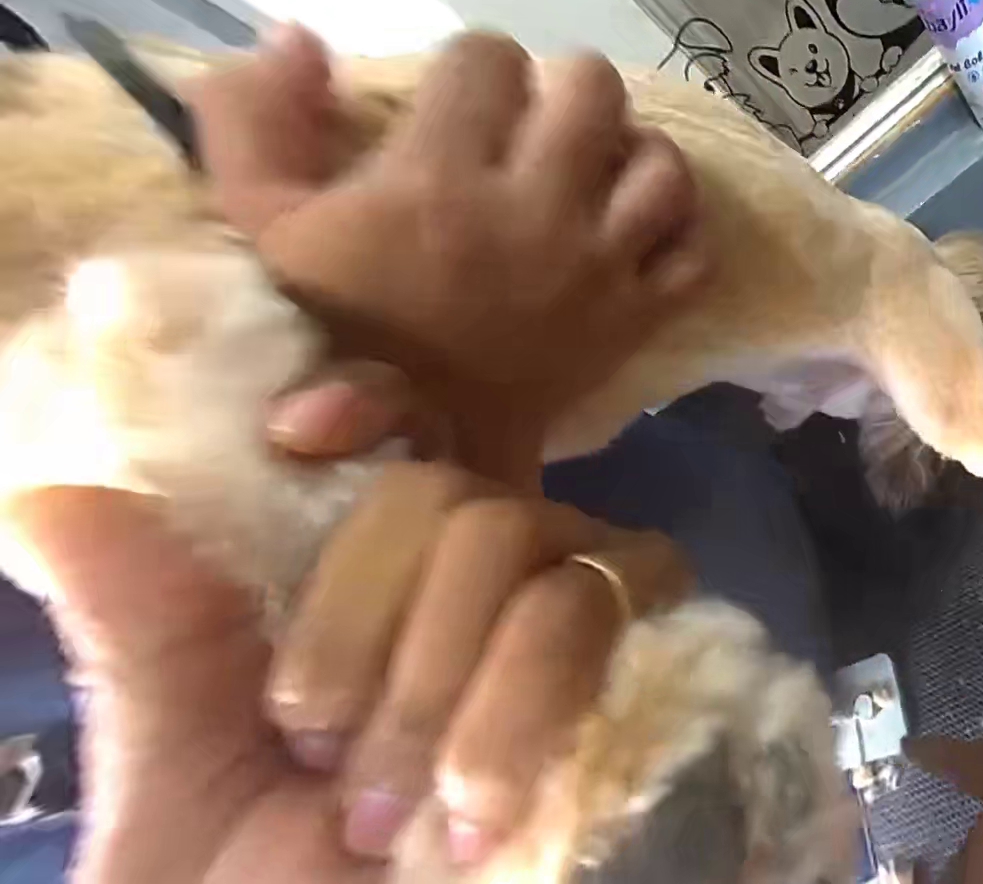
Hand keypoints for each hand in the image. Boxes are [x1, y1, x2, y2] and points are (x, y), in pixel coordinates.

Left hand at [2, 464, 688, 883]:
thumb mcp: (191, 794)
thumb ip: (161, 645)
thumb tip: (57, 495)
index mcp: (412, 580)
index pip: (399, 470)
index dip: (368, 428)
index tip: (306, 457)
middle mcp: (517, 561)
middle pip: (466, 501)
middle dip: (384, 640)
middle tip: (350, 776)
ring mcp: (598, 582)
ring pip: (528, 540)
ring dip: (450, 687)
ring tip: (428, 813)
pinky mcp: (663, 621)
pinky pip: (605, 594)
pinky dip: (531, 696)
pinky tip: (498, 798)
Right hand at [188, 27, 708, 481]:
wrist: (422, 430)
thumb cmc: (342, 327)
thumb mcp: (264, 221)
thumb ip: (257, 118)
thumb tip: (300, 33)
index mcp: (439, 178)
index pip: (489, 62)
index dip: (483, 60)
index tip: (476, 86)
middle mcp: (538, 210)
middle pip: (596, 96)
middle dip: (577, 82)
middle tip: (559, 107)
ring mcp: (605, 265)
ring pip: (665, 173)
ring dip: (648, 151)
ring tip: (619, 158)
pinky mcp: (644, 313)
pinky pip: (699, 257)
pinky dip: (690, 232)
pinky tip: (661, 222)